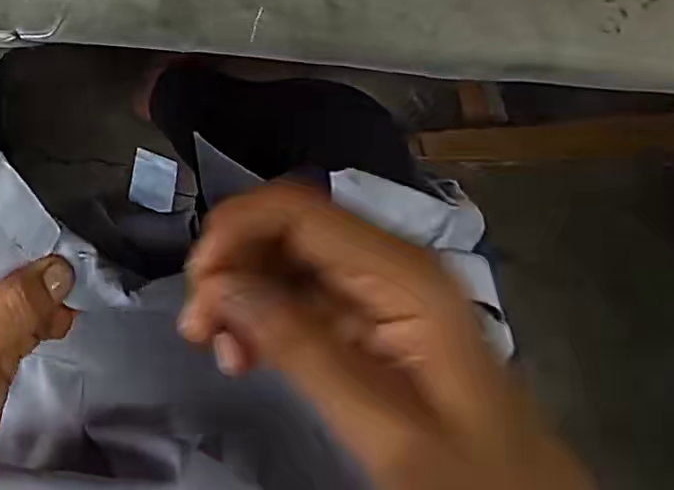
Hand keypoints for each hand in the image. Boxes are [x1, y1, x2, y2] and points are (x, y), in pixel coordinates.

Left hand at [0, 241, 76, 489]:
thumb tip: (61, 268)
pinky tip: (65, 319)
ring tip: (74, 298)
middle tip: (78, 268)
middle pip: (11, 262)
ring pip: (25, 291)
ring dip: (51, 293)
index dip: (26, 234)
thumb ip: (17, 303)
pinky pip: (30, 320)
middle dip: (44, 265)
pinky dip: (50, 317)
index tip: (63, 237)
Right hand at [180, 182, 592, 489]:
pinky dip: (262, 316)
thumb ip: (303, 350)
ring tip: (214, 344)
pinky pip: (300, 296)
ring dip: (241, 292)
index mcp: (402, 272)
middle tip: (196, 320)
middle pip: (288, 229)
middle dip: (234, 263)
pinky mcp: (369, 317)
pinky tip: (243, 352)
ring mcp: (378, 288)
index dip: (240, 226)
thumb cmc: (476, 477)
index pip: (301, 211)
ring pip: (286, 260)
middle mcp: (387, 263)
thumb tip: (223, 287)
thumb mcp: (389, 430)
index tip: (199, 275)